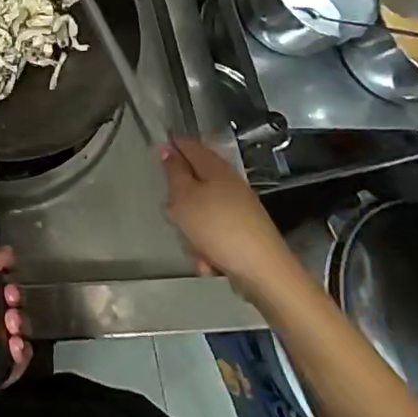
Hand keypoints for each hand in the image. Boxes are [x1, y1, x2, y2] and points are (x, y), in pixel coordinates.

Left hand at [0, 245, 31, 416]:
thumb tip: (7, 251)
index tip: (10, 270)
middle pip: (1, 301)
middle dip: (12, 297)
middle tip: (11, 301)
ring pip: (13, 329)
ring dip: (19, 324)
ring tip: (12, 329)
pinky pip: (16, 360)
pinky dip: (20, 354)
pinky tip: (14, 351)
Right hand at [160, 138, 300, 296]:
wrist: (263, 272)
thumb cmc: (218, 227)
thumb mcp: (184, 196)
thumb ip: (173, 171)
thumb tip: (168, 149)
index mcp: (216, 167)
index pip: (189, 144)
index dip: (170, 146)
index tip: (153, 156)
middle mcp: (229, 184)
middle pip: (193, 181)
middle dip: (178, 199)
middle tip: (173, 211)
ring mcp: (238, 209)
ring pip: (200, 210)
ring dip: (191, 228)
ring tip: (193, 243)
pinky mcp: (242, 233)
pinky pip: (213, 233)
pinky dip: (206, 246)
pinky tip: (208, 260)